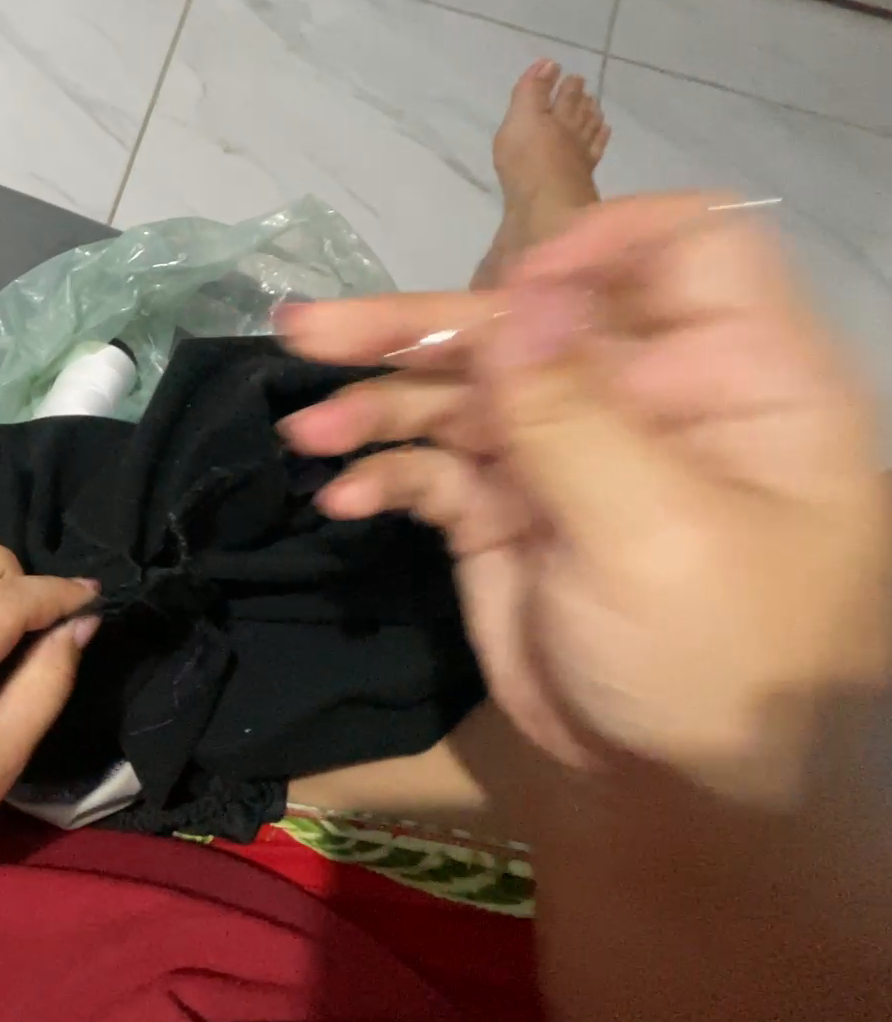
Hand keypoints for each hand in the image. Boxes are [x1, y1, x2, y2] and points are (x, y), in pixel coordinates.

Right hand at [278, 193, 888, 805]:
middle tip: (304, 332)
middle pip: (512, 326)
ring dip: (367, 409)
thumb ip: (576, 414)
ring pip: (444, 396)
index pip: (677, 255)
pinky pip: (420, 469)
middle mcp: (627, 399)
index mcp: (720, 382)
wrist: (661, 775)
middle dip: (407, 328)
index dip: (591, 246)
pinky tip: (342, 499)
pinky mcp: (487, 506)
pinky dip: (376, 476)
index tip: (502, 284)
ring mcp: (547, 453)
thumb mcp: (654, 534)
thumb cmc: (714, 659)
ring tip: (302, 435)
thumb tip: (520, 295)